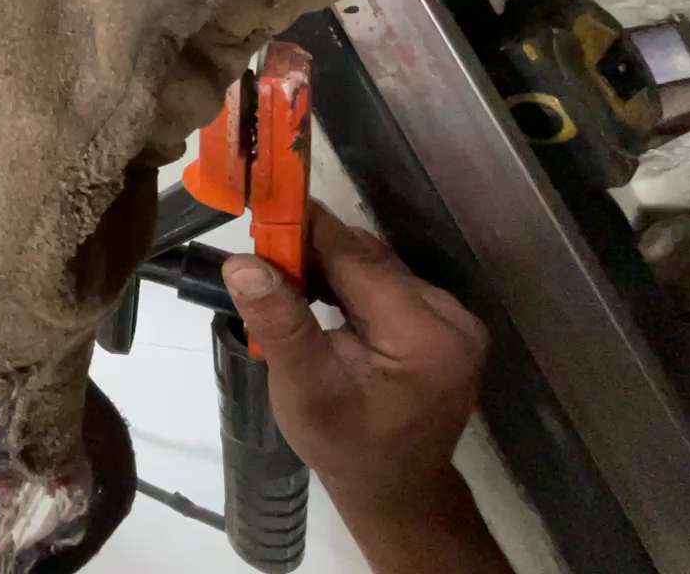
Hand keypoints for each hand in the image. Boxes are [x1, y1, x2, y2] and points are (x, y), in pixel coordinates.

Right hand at [222, 210, 489, 511]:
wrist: (393, 487)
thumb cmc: (345, 442)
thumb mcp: (303, 388)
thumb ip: (278, 323)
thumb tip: (242, 263)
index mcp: (425, 332)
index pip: (352, 255)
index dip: (300, 226)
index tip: (254, 202)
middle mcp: (448, 314)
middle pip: (361, 254)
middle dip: (304, 248)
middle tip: (253, 255)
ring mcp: (446, 316)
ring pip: (367, 261)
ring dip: (318, 262)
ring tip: (275, 278)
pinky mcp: (435, 320)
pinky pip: (376, 278)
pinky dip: (337, 277)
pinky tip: (307, 293)